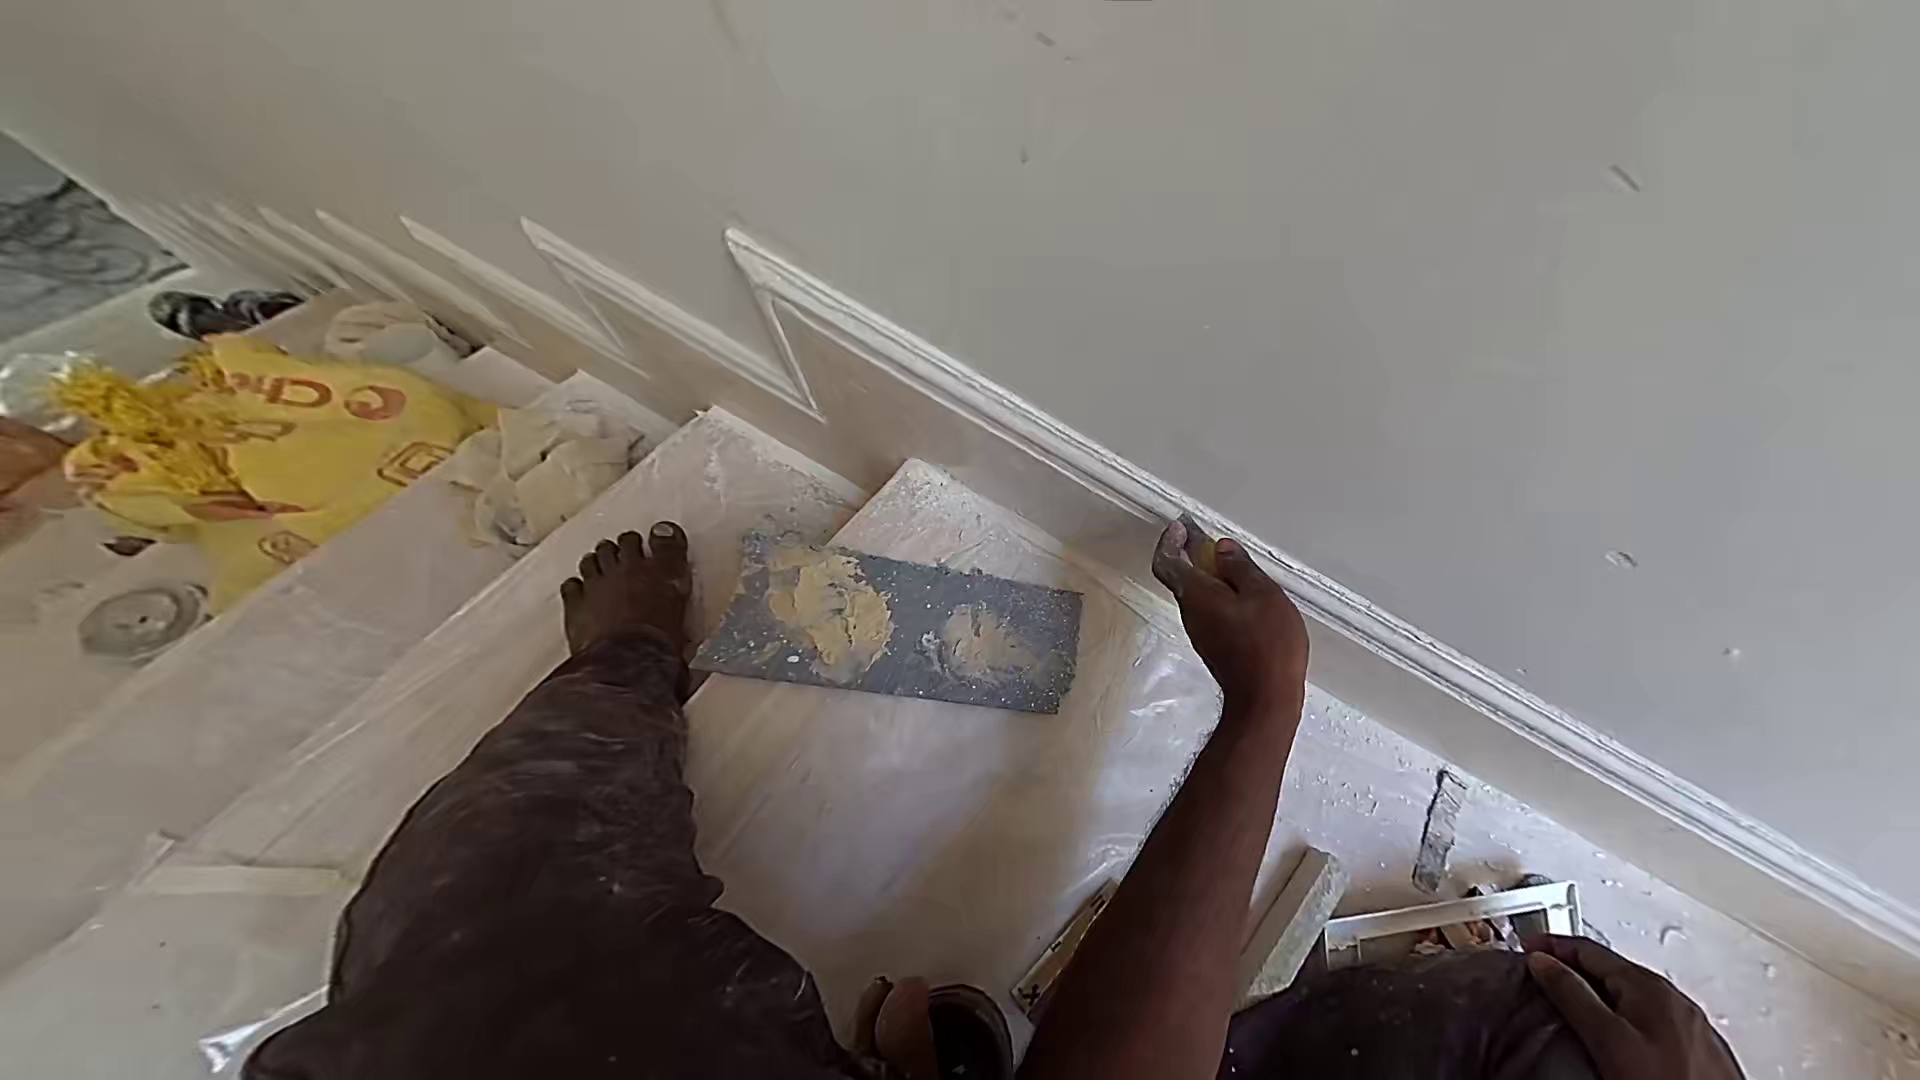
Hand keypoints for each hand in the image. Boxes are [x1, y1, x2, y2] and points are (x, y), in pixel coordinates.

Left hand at [1152, 517, 1308, 712]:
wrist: (1264, 697)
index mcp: (1196, 594)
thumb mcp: (1262, 594)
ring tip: (1232, 566)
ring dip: (1206, 575)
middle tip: (1209, 542)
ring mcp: (1199, 630)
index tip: (1180, 527)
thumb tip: (1222, 549)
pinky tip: (1240, 595)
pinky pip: (1208, 609)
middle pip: (1181, 576)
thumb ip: (1239, 568)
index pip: (1167, 561)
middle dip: (1191, 554)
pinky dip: (1217, 594)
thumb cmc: (1267, 646)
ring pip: (1195, 594)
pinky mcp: (1212, 643)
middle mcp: (1190, 611)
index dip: (1170, 541)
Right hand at [1525, 935, 1745, 1079]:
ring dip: (1596, 991)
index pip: (1588, 948)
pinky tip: (1613, 1033)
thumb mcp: (1606, 1037)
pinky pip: (1647, 1018)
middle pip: (1610, 969)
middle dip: (1573, 967)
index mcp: (1652, 988)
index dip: (1550, 944)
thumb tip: (1542, 961)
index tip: (1526, 948)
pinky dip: (1619, 1014)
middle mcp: (1677, 1002)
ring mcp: (1693, 1029)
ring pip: (1629, 994)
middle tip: (1543, 973)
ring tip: (1571, 1001)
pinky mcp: (1701, 1055)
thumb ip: (1569, 991)